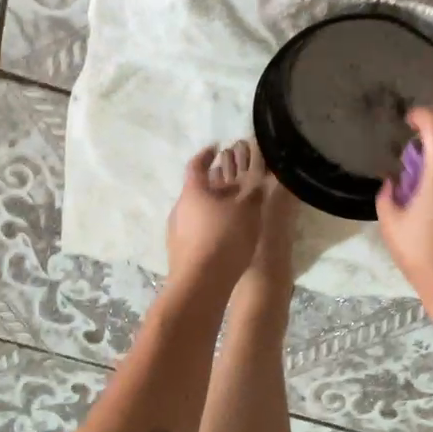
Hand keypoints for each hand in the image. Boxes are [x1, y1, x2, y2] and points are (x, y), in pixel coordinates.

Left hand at [166, 139, 266, 292]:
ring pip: (195, 211)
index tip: (217, 147)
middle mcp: (179, 208)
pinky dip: (208, 226)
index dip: (207, 154)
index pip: (197, 164)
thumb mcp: (248, 210)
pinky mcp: (178, 251)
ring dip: (212, 208)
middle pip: (197, 189)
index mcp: (194, 192)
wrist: (201, 283)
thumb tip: (257, 177)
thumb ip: (253, 190)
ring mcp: (175, 231)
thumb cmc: (225, 238)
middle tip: (235, 186)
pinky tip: (224, 237)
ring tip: (232, 213)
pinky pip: (195, 230)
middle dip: (216, 185)